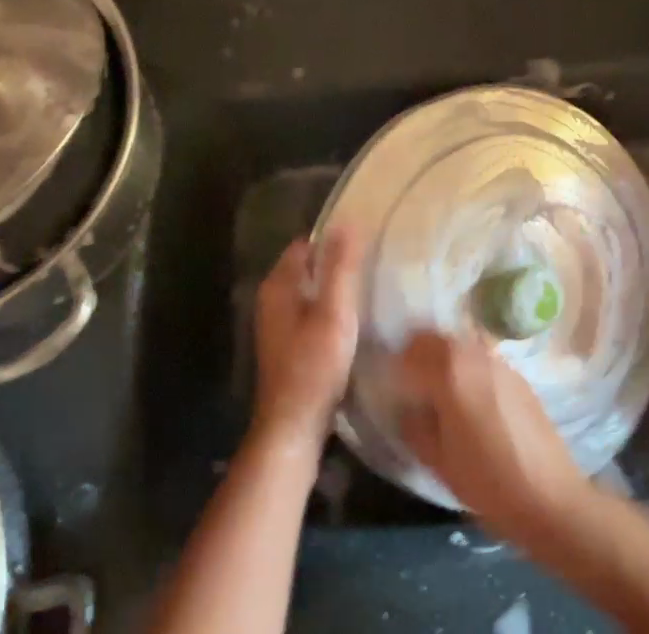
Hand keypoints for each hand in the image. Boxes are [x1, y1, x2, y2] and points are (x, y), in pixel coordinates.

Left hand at [250, 231, 361, 460]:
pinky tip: (356, 322)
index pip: (306, 245)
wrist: (293, 427)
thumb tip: (348, 222)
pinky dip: (331, 313)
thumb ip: (341, 268)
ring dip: (336, 291)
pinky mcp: (289, 348)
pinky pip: (313, 316)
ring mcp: (278, 326)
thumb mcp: (334, 313)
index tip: (368, 243)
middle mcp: (272, 301)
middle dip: (338, 265)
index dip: (335, 241)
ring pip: (311, 294)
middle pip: (308, 268)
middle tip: (376, 265)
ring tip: (373, 290)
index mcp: (278, 287)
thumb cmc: (314, 367)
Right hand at [397, 333, 589, 535]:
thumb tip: (407, 407)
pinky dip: (468, 368)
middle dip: (418, 354)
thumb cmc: (487, 481)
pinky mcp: (520, 378)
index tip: (389, 385)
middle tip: (409, 383)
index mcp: (450, 373)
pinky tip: (470, 401)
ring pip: (462, 346)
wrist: (550, 499)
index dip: (395, 365)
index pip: (410, 350)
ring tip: (439, 392)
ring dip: (444, 359)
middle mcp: (476, 357)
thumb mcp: (437, 459)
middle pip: (437, 339)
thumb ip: (414, 424)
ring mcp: (502, 364)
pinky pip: (483, 360)